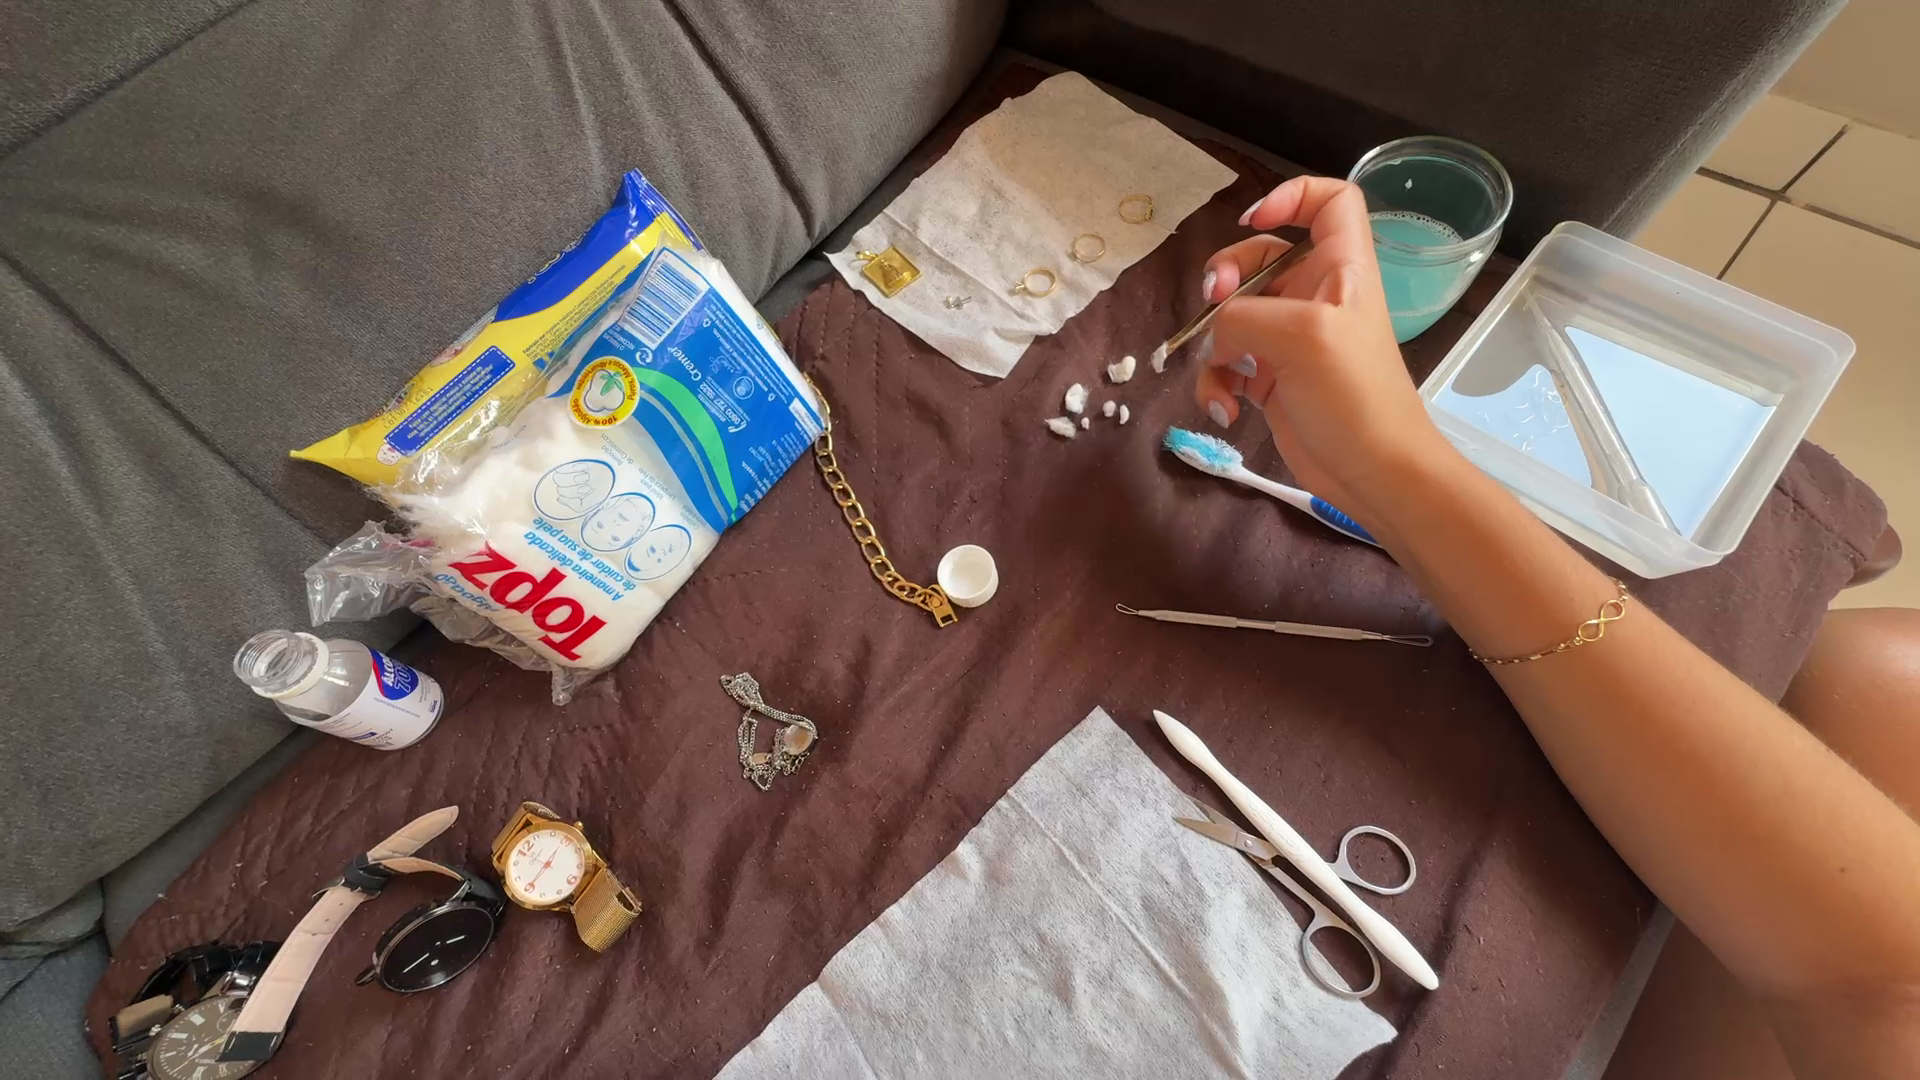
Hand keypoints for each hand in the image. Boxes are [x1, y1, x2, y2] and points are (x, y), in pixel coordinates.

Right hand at [1194, 176, 1449, 522]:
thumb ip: (1245, 316)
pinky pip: (1226, 366)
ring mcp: (1287, 339)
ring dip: (1213, 345)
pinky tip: (1225, 409)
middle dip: (1226, 277)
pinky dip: (1216, 385)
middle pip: (1258, 260)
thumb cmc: (1352, 393)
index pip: (1328, 203)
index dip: (1291, 197)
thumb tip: (1214, 335)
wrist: (1367, 468)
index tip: (1251, 221)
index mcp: (1340, 268)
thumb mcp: (1301, 336)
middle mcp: (1313, 296)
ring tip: (1220, 374)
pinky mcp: (1267, 379)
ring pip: (1231, 317)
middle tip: (1213, 300)